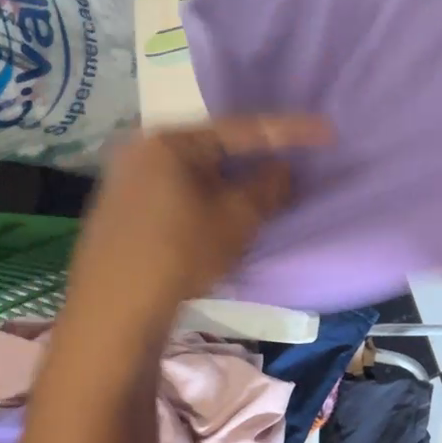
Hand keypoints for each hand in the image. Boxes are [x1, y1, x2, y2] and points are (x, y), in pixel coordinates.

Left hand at [64, 115, 333, 320]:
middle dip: (258, 155)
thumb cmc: (181, 254)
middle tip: (296, 158)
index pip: (243, 130)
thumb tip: (282, 169)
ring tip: (269, 186)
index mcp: (169, 143)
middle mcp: (142, 151)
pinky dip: (210, 193)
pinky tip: (229, 209)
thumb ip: (269, 185)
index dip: (290, 131)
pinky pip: (179, 188)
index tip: (328, 131)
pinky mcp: (121, 209)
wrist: (113, 313)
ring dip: (234, 178)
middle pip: (217, 147)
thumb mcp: (239, 217)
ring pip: (198, 171)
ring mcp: (125, 179)